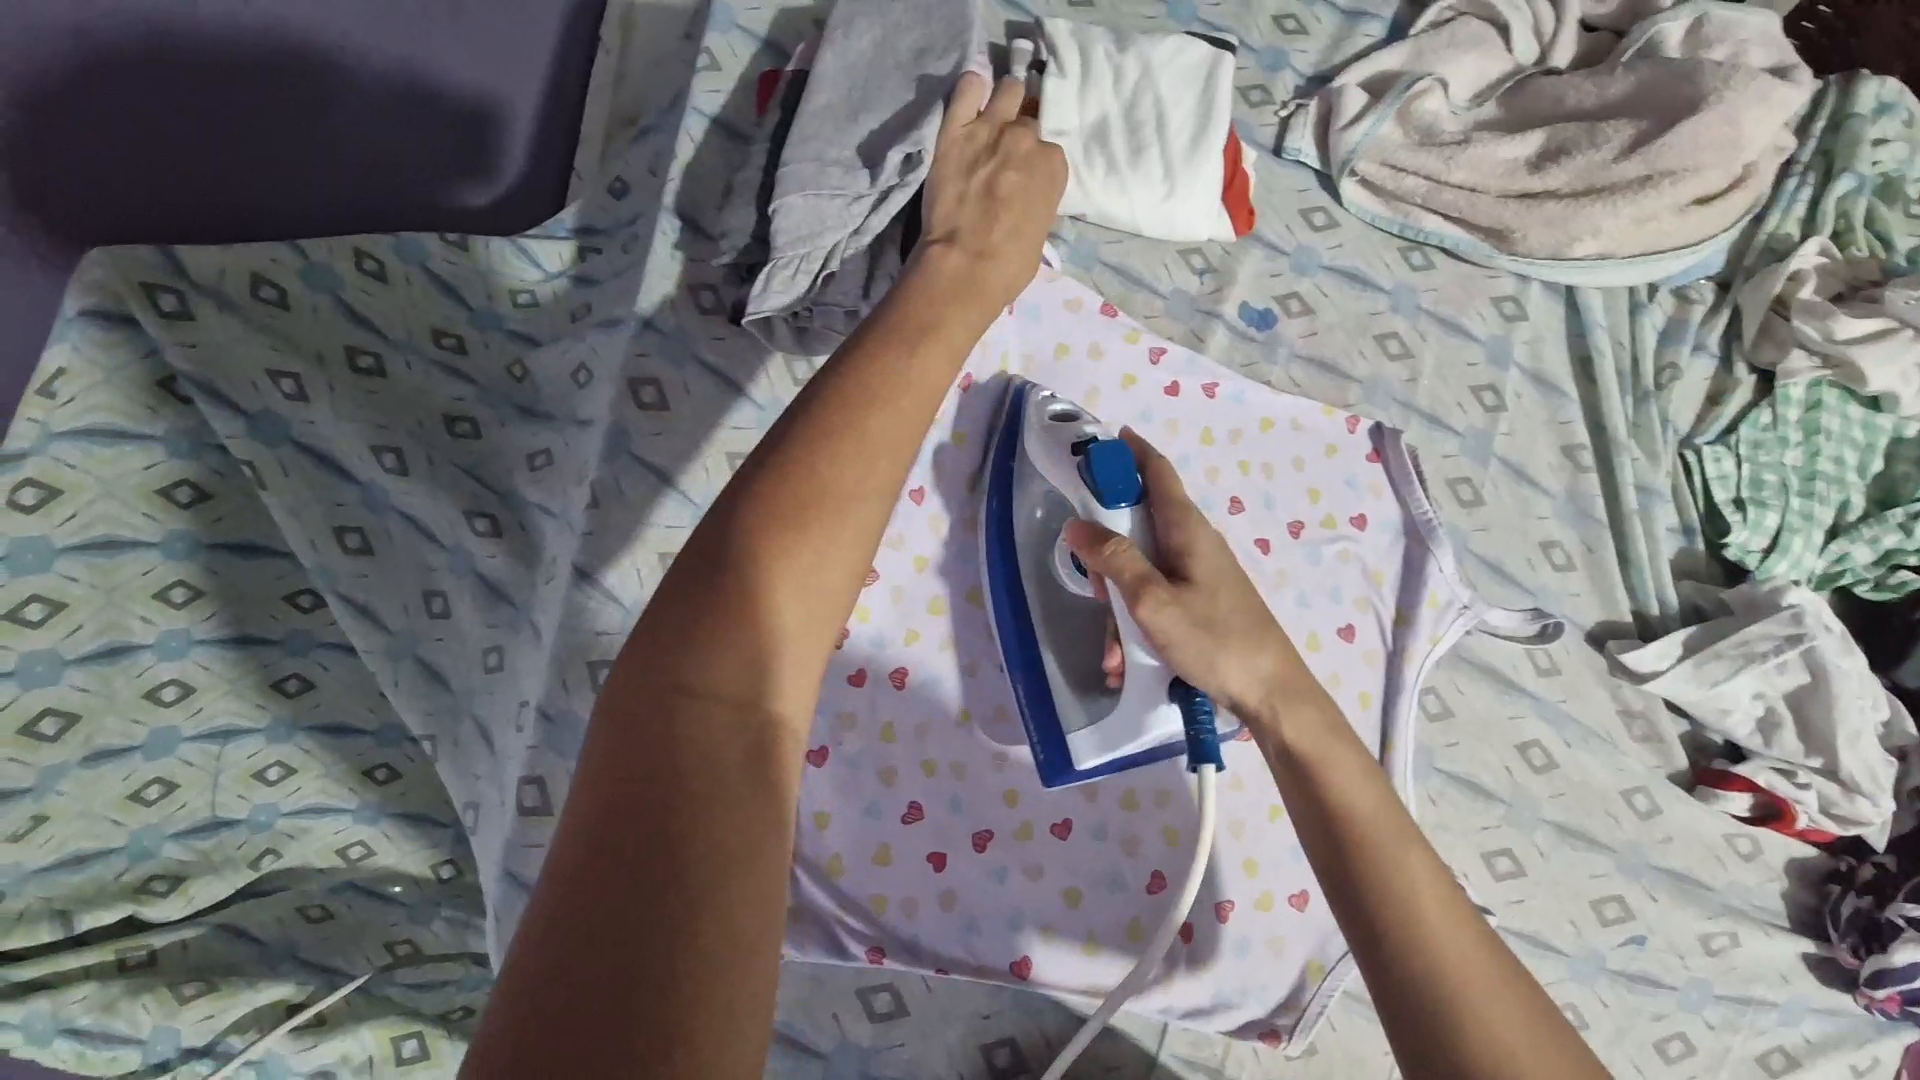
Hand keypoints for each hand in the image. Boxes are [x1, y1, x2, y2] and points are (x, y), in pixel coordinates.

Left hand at [913, 70, 1067, 310]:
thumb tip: (1027, 197)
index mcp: (1054, 165)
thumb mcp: (1041, 232)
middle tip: (1006, 152)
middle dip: (1020, 134)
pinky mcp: (954, 131)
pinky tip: (971, 98)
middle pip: (1028, 120)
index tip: (1024, 175)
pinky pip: (967, 88)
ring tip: (993, 119)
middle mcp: (1027, 138)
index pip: (1049, 149)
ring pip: (1007, 91)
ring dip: (1004, 102)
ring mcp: (990, 129)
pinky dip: (971, 89)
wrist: (964, 265)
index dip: (1035, 162)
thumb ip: (1038, 201)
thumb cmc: (1009, 264)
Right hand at [1064, 429, 1312, 722]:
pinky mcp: (1200, 602)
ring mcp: (1198, 574)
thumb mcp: (1152, 600)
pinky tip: (1125, 664)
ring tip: (1114, 651)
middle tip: (1093, 585)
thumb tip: (1076, 526)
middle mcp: (1193, 543)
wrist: (1270, 692)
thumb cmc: (1213, 638)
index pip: (1157, 472)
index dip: (1131, 451)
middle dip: (1106, 553)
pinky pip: (1155, 599)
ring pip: (1141, 570)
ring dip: (1119, 605)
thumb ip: (1114, 561)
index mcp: (1186, 529)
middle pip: (1138, 525)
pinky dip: (1136, 624)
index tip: (1104, 440)